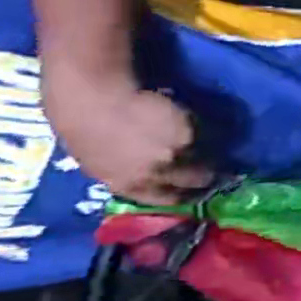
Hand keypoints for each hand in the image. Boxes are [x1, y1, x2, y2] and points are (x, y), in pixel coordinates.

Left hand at [43, 75, 212, 204]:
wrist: (94, 101)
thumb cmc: (84, 130)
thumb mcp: (99, 163)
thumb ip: (130, 174)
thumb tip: (155, 176)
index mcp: (129, 185)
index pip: (169, 199)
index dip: (186, 195)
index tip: (197, 190)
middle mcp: (155, 174)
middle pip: (195, 180)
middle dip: (206, 176)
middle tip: (216, 168)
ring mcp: (173, 154)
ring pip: (200, 157)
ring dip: (205, 152)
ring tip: (204, 145)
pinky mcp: (188, 133)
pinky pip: (199, 136)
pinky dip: (198, 131)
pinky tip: (187, 124)